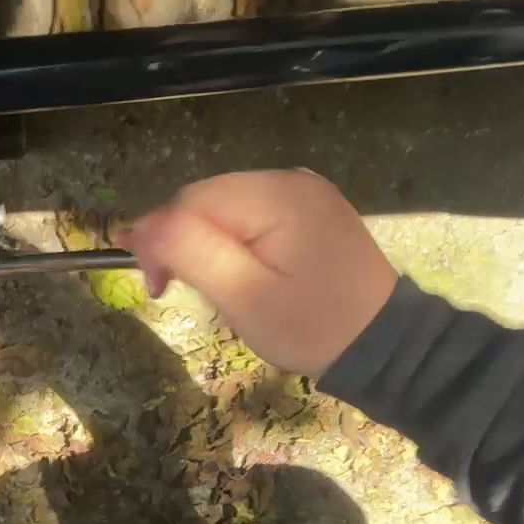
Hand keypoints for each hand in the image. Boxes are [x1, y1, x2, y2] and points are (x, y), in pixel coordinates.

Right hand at [119, 170, 396, 377]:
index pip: (190, 200)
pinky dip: (228, 242)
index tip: (157, 287)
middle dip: (178, 241)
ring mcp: (302, 192)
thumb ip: (193, 253)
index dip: (160, 239)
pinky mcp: (307, 210)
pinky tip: (232, 270)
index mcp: (276, 195)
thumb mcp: (245, 296)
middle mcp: (289, 180)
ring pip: (222, 208)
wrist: (382, 343)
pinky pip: (248, 216)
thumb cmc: (311, 327)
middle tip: (172, 290)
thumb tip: (141, 226)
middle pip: (205, 199)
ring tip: (206, 285)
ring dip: (201, 243)